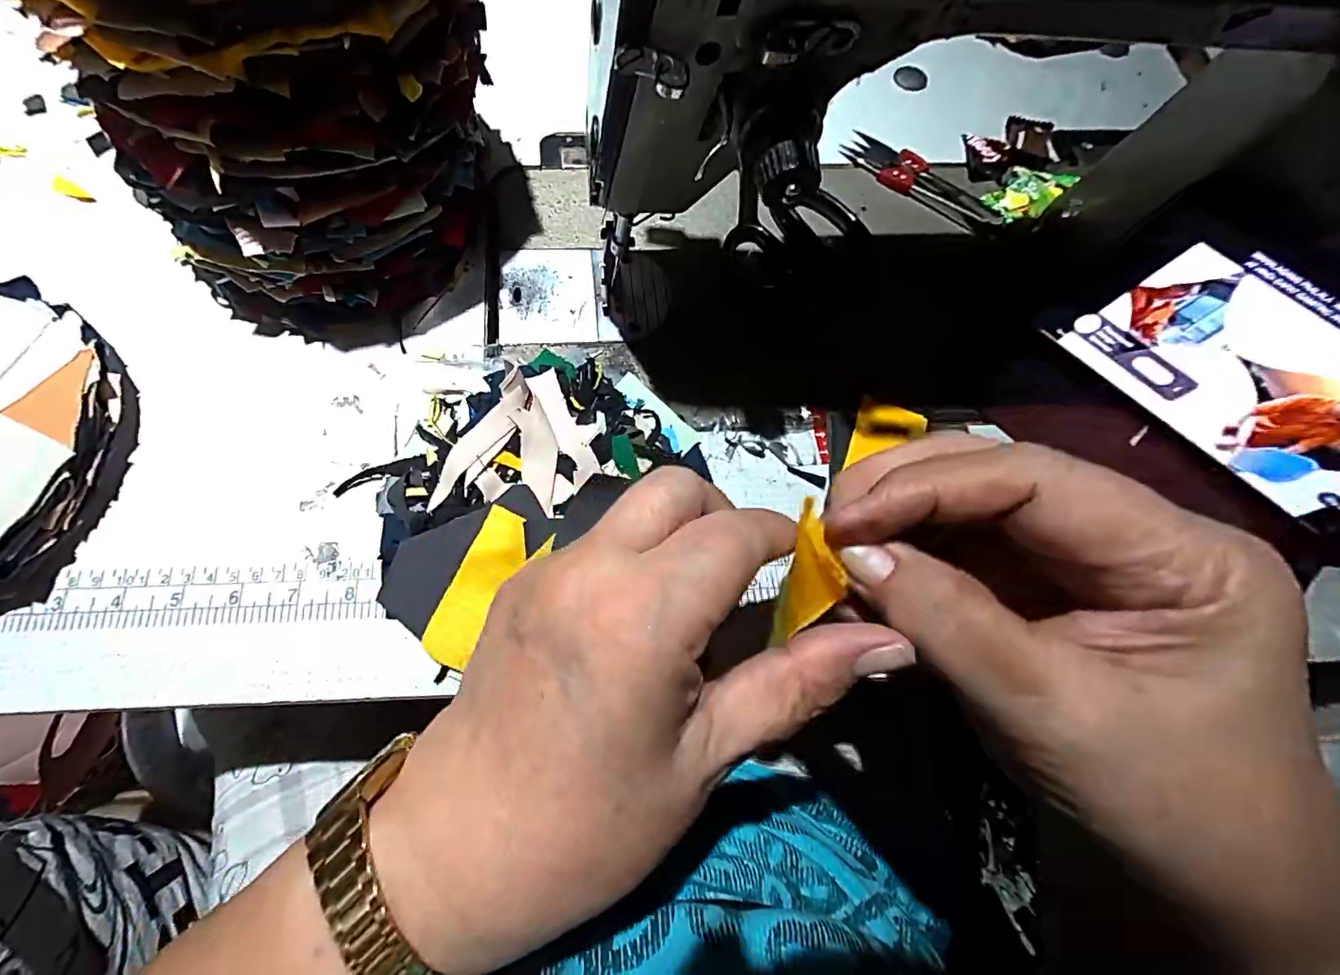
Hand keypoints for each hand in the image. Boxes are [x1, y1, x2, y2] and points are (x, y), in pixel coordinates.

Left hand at [370, 467, 914, 972]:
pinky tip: (634, 622)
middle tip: (745, 579)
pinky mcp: (521, 582)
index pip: (735, 532)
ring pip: (633, 508)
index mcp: (640, 612)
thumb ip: (797, 683)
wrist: (453, 852)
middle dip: (725, 515)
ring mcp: (546, 568)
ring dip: (678, 532)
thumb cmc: (592, 823)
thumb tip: (886, 644)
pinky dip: (636, 553)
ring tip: (692, 604)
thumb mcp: (706, 757)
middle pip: (677, 487)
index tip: (807, 565)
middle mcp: (588, 568)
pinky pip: (598, 538)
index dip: (784, 537)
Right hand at [823, 435, 1339, 974]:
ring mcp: (1090, 559)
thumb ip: (950, 622)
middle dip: (910, 488)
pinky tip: (872, 576)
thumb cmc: (1163, 812)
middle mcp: (1138, 533)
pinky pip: (970, 554)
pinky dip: (914, 560)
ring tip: (841, 545)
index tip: (848, 518)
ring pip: (978, 507)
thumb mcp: (1052, 715)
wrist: (1207, 896)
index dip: (931, 486)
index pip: (1037, 479)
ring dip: (903, 521)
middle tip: (835, 519)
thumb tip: (853, 552)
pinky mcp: (1051, 590)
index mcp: (1185, 553)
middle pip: (1005, 476)